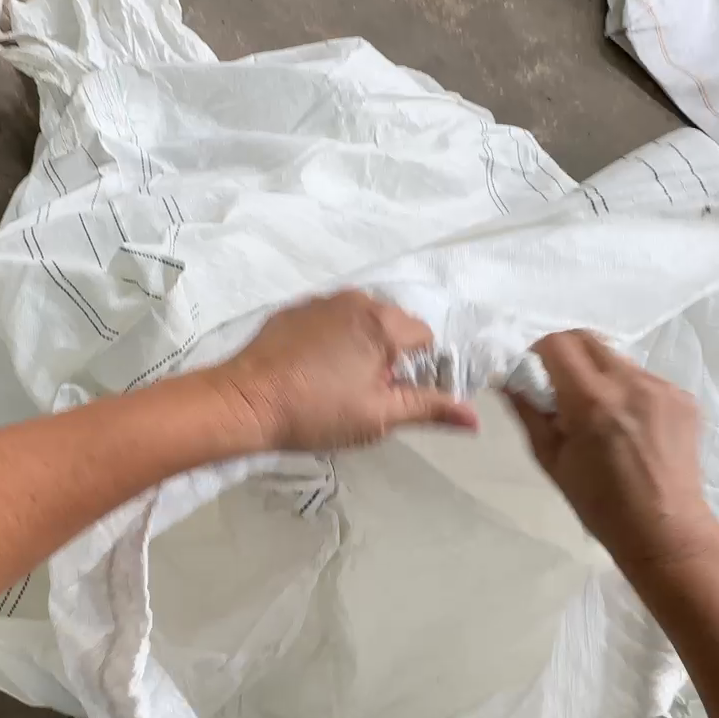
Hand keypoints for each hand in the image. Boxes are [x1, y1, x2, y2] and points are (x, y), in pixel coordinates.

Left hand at [210, 291, 478, 451]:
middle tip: (364, 391)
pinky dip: (329, 339)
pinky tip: (310, 369)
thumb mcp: (379, 416)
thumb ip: (429, 409)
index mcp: (382, 323)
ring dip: (358, 345)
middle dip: (388, 354)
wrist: (245, 401)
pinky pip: (326, 320)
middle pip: (391, 324)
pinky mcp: (291, 310)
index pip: (424, 336)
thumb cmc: (317, 411)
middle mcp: (354, 300)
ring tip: (335, 382)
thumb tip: (474, 417)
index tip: (396, 392)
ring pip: (358, 320)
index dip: (419, 367)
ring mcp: (319, 302)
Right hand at [509, 331, 718, 571]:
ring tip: (596, 409)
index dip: (537, 351)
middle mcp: (630, 385)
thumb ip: (527, 410)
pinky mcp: (684, 398)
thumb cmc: (597, 502)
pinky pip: (642, 376)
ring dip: (596, 371)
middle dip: (565, 352)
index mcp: (591, 401)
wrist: (664, 531)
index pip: (557, 344)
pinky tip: (626, 422)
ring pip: (615, 357)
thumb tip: (505, 378)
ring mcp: (662, 389)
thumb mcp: (548, 457)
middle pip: (587, 338)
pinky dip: (625, 388)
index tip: (534, 372)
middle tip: (558, 382)